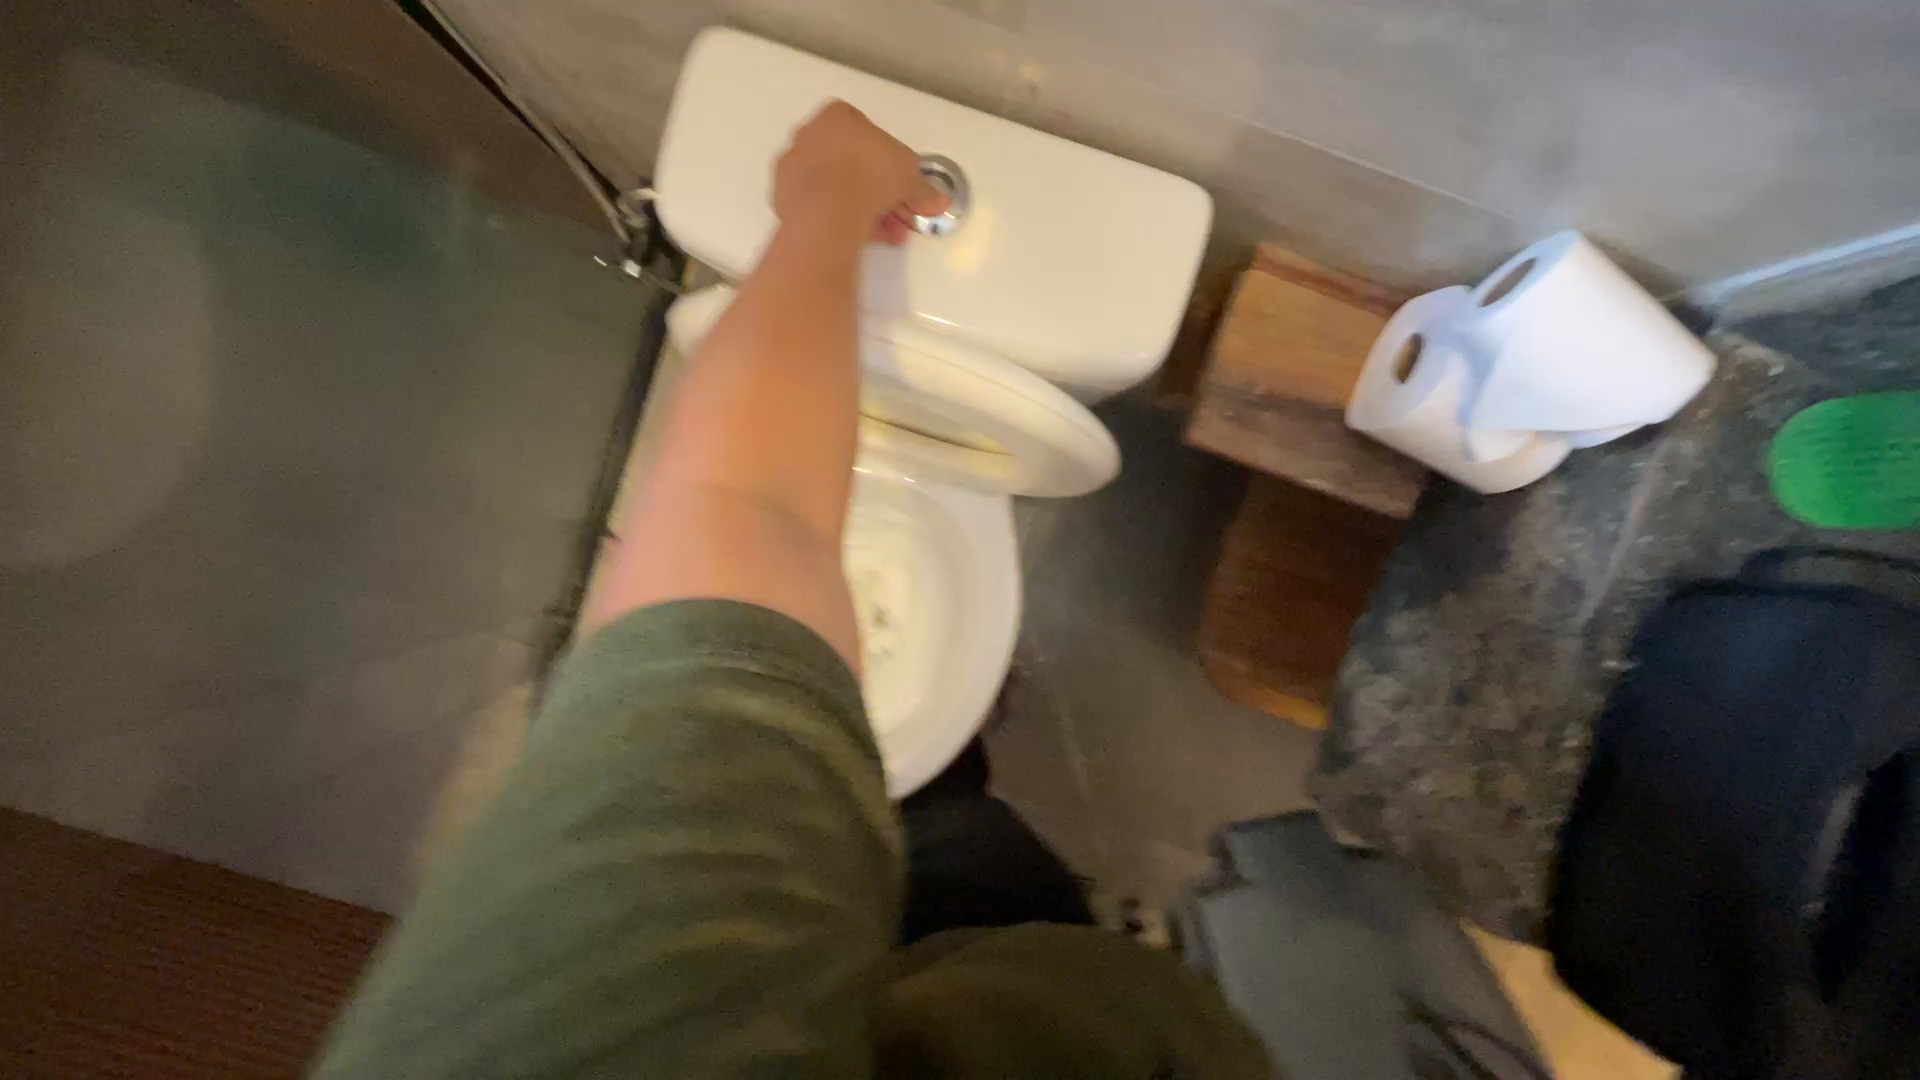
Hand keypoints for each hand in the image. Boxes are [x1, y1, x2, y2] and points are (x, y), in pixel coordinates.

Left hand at [773, 101, 948, 244]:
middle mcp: (810, 134)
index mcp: (838, 116)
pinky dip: (839, 220)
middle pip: (851, 164)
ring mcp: (794, 166)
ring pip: (835, 189)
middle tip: (897, 215)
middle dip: (877, 192)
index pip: (869, 136)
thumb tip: (937, 200)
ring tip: (884, 233)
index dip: (890, 165)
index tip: (901, 188)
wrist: (828, 209)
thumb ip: (923, 189)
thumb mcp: (908, 178)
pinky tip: (859, 237)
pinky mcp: (784, 198)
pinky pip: (819, 208)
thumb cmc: (868, 175)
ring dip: (862, 210)